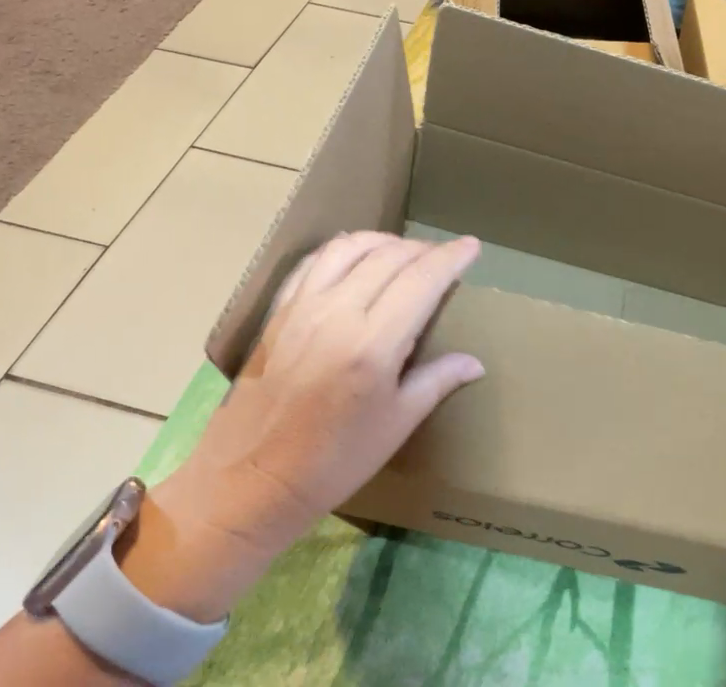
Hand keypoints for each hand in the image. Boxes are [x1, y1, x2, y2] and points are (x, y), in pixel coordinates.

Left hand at [119, 232, 484, 620]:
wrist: (250, 482)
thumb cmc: (333, 462)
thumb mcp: (396, 425)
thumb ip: (437, 381)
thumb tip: (475, 362)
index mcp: (374, 344)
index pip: (422, 278)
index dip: (452, 257)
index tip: (472, 246)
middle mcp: (338, 313)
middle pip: (389, 256)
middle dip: (424, 249)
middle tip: (445, 257)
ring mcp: (303, 308)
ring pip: (350, 247)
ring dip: (384, 241)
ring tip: (404, 252)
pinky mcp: (278, 313)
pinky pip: (314, 262)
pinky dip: (343, 249)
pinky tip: (355, 258)